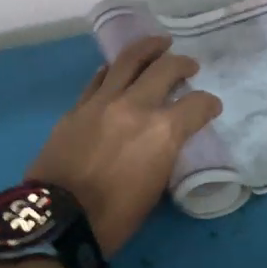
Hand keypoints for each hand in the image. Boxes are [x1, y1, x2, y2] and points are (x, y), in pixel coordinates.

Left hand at [25, 37, 221, 253]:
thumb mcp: (156, 185)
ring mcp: (102, 103)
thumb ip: (166, 151)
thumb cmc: (115, 216)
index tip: (211, 107)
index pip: (199, 104)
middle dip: (183, 64)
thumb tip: (167, 138)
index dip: (209, 104)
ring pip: (130, 60)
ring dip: (149, 49)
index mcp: (164, 130)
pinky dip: (115, 70)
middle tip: (189, 66)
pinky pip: (100, 78)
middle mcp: (136, 106)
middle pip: (166, 68)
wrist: (55, 222)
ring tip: (159, 45)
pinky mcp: (77, 108)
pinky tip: (119, 70)